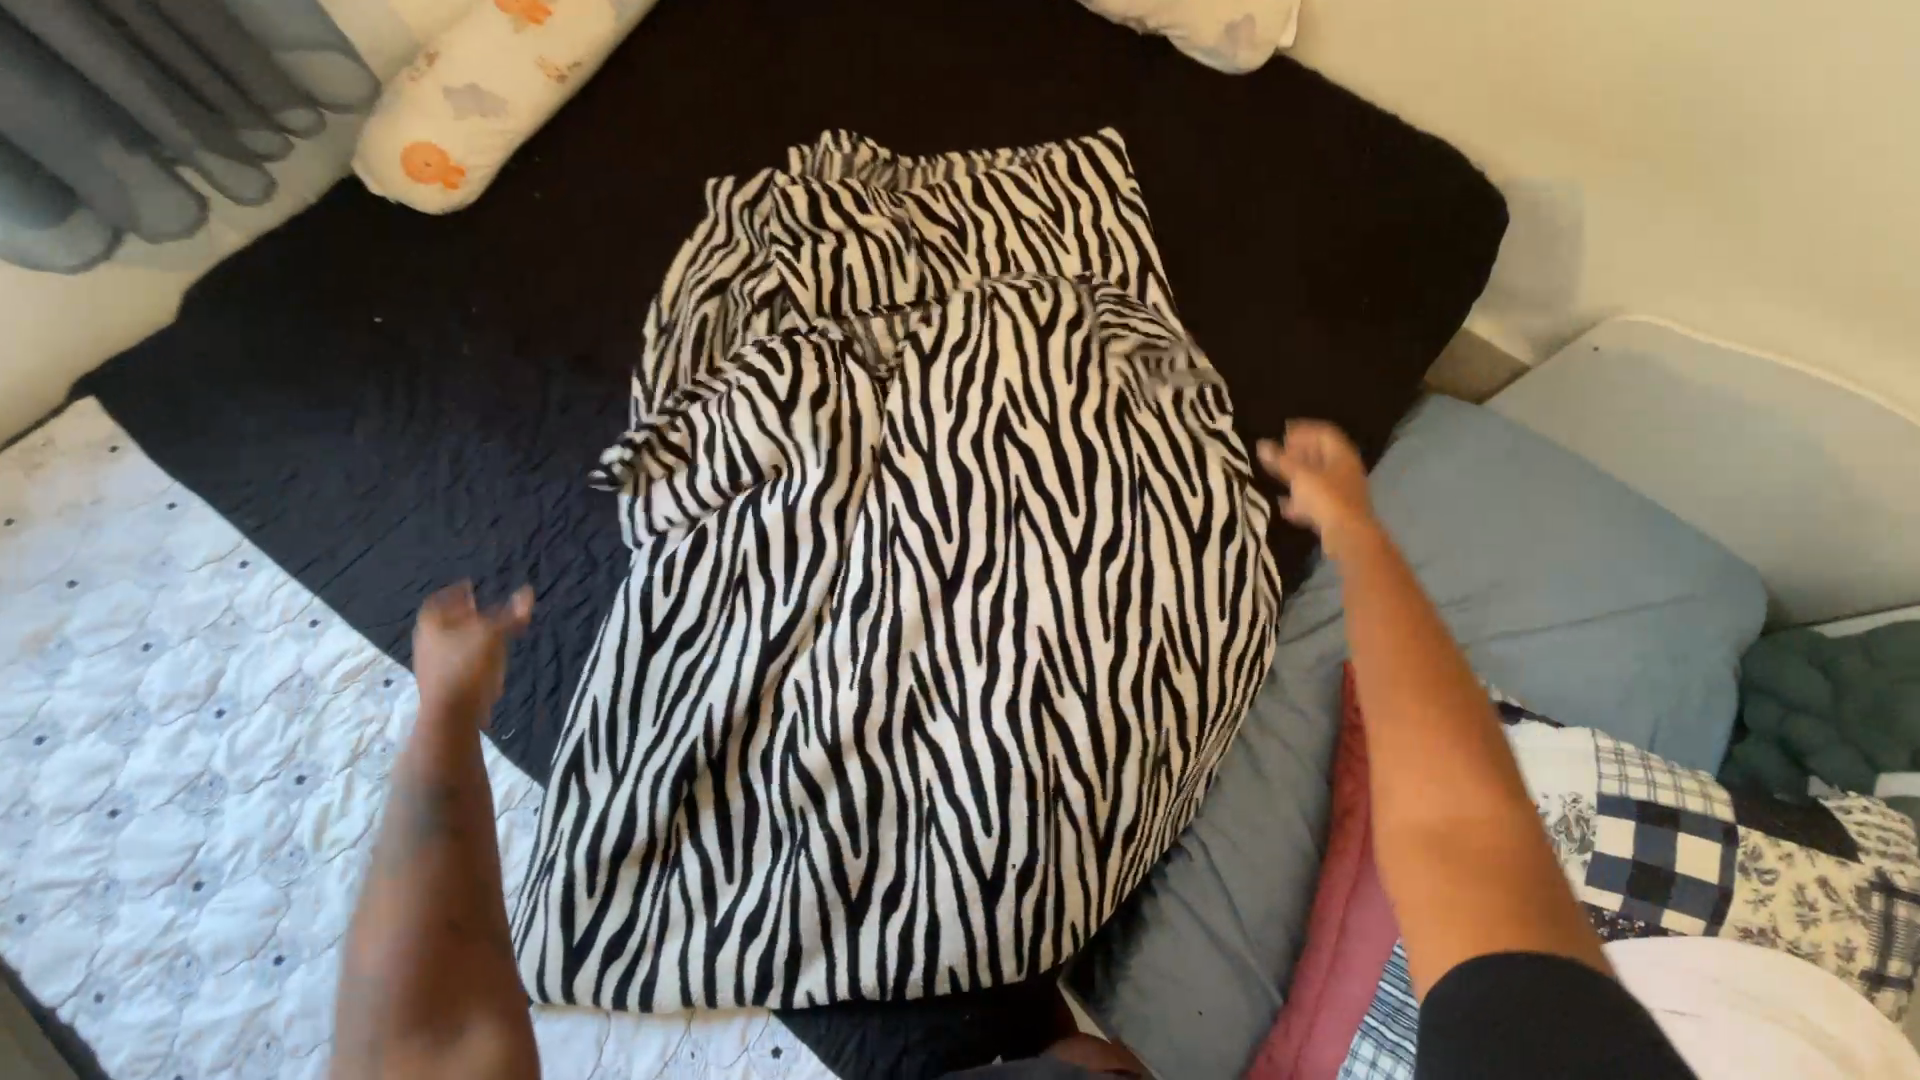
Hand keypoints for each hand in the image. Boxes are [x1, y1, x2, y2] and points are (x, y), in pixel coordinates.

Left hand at [411, 581, 534, 722]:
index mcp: (431, 623)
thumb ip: (511, 614)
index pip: (440, 599)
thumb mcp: (494, 634)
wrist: (452, 712)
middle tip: (483, 608)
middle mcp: (425, 640)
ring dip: (470, 634)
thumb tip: (527, 591)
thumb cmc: (467, 665)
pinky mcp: (441, 681)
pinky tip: (488, 658)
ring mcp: (430, 663)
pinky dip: (471, 653)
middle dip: (465, 613)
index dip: (456, 591)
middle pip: (445, 620)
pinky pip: (456, 659)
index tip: (471, 587)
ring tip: (491, 632)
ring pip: (451, 640)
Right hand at [1257, 420, 1380, 559]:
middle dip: (1299, 452)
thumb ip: (1280, 460)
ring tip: (1277, 475)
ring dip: (1298, 475)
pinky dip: (1300, 498)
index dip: (1303, 430)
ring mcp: (1341, 491)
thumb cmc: (1326, 498)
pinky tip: (1283, 504)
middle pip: (1321, 454)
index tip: (1282, 433)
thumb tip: (1261, 444)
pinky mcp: (1335, 510)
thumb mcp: (1300, 475)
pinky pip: (1315, 498)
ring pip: (1317, 477)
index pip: (1323, 433)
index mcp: (1341, 455)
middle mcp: (1344, 469)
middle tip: (1278, 452)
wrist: (1347, 535)